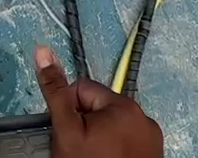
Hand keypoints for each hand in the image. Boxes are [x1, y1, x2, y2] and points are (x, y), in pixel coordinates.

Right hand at [34, 47, 163, 157]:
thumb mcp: (66, 130)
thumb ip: (55, 91)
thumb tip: (42, 51)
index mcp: (125, 105)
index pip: (83, 90)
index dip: (69, 110)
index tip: (69, 134)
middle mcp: (144, 118)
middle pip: (98, 107)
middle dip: (85, 124)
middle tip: (80, 151)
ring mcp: (153, 141)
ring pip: (112, 126)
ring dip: (99, 138)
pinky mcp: (155, 157)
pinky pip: (127, 142)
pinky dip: (115, 150)